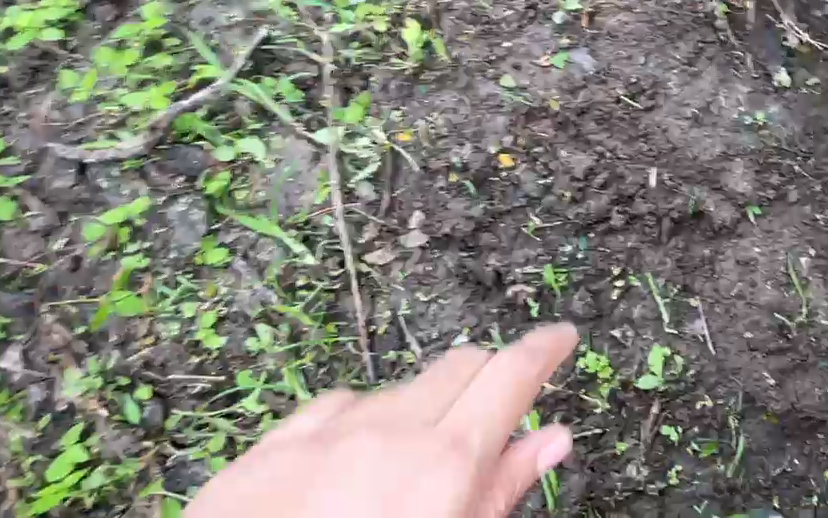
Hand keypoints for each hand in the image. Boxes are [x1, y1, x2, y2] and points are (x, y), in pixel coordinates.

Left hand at [186, 323, 578, 517]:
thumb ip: (501, 490)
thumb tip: (554, 436)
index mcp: (446, 464)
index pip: (515, 372)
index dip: (546, 347)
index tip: (563, 337)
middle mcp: (393, 432)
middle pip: (463, 363)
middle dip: (486, 377)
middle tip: (488, 416)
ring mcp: (325, 437)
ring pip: (402, 386)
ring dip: (422, 408)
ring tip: (405, 464)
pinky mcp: (264, 453)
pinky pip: (334, 406)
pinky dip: (358, 422)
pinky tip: (347, 464)